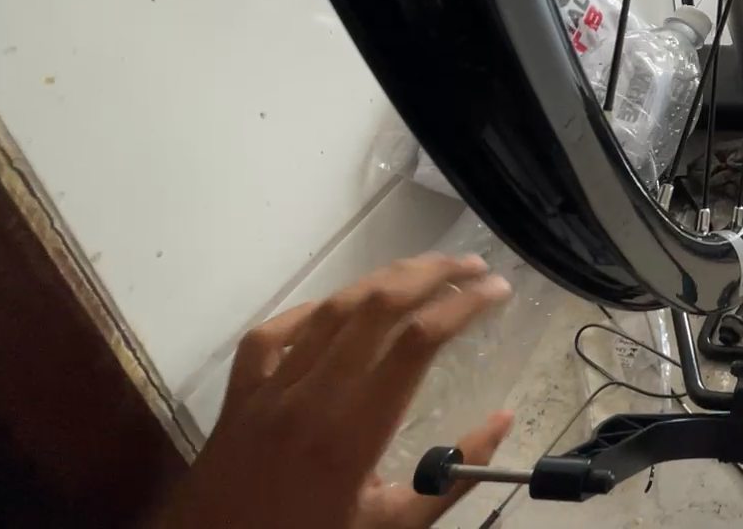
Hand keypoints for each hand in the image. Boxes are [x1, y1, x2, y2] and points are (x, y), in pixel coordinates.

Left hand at [153, 253, 516, 528]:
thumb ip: (452, 476)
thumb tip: (505, 420)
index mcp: (353, 432)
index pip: (419, 341)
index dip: (465, 304)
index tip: (499, 290)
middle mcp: (312, 399)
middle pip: (379, 306)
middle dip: (434, 274)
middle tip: (474, 265)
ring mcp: (268, 395)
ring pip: (333, 309)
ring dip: (387, 277)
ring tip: (427, 267)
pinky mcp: (236, 401)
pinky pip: (271, 336)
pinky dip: (311, 311)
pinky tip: (339, 306)